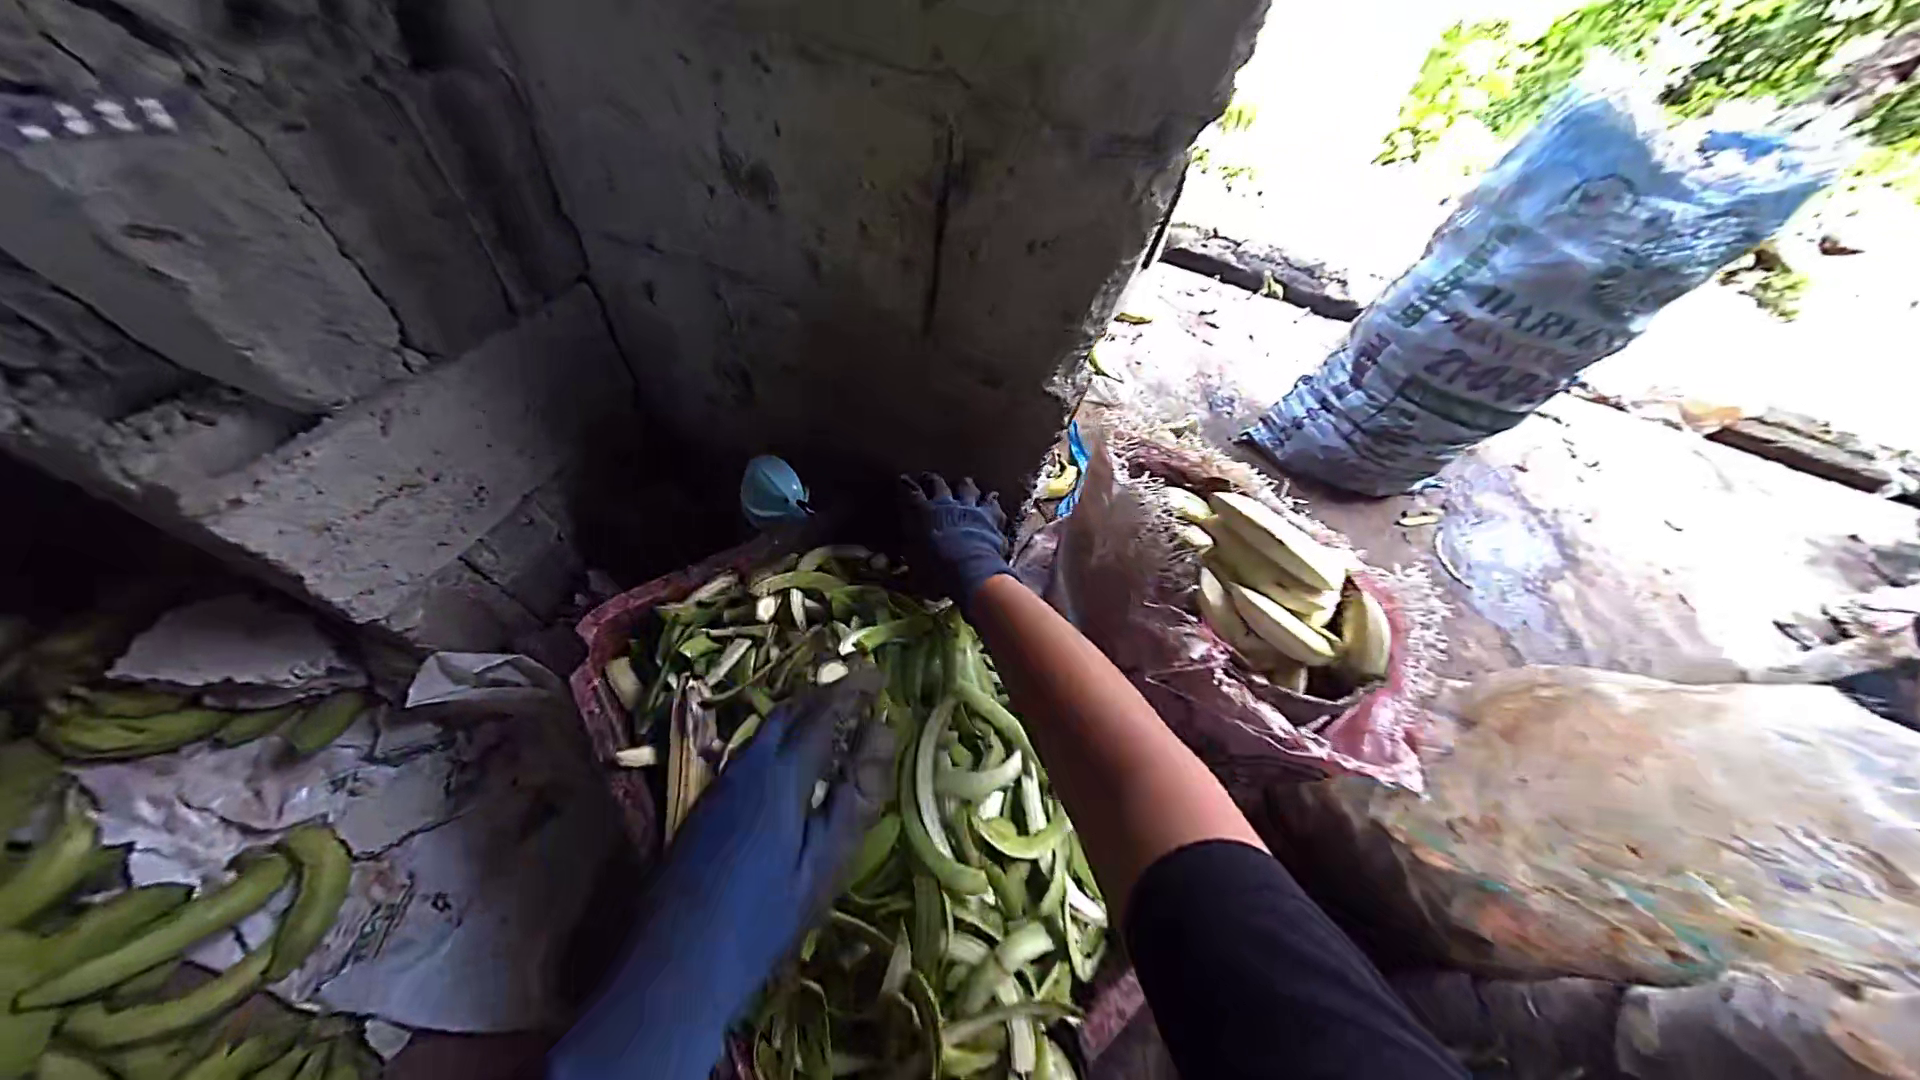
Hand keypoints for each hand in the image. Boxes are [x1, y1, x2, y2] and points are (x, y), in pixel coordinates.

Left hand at [550, 671, 893, 1079]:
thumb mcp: (825, 861)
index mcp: (781, 774)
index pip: (824, 714)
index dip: (853, 691)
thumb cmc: (765, 919)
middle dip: (825, 694)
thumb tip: (884, 731)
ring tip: (832, 717)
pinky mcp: (707, 804)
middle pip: (789, 711)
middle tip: (858, 691)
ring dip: (801, 713)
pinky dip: (781, 736)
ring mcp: (722, 784)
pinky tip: (793, 759)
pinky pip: (752, 749)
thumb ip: (857, 794)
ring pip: (766, 729)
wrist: (674, 967)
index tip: (879, 674)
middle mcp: (748, 766)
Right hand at [899, 473, 1010, 608]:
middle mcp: (946, 505)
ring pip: (967, 487)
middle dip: (933, 480)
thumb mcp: (915, 567)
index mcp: (923, 514)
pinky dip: (991, 500)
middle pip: (938, 483)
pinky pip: (992, 502)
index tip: (904, 480)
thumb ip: (910, 558)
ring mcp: (970, 508)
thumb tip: (901, 562)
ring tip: (963, 483)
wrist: (971, 571)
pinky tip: (993, 498)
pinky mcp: (990, 516)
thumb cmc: (936, 572)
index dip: (907, 485)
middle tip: (931, 478)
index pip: (911, 493)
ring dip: (964, 485)